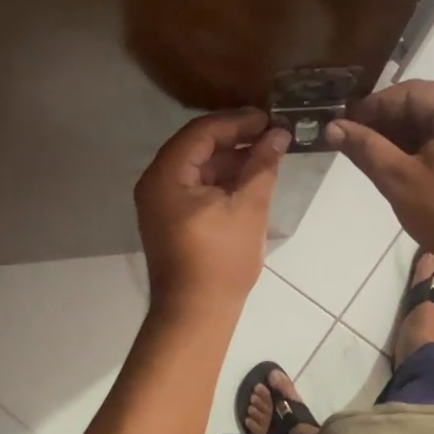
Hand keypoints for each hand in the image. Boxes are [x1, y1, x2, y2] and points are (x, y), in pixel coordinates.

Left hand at [134, 109, 290, 316]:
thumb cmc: (221, 261)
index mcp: (166, 176)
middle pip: (196, 146)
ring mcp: (159, 201)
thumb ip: (262, 166)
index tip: (270, 119)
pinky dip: (220, 179)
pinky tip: (249, 179)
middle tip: (271, 134)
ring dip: (230, 159)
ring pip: (197, 166)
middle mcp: (155, 182)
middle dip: (235, 138)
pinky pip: (194, 185)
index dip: (237, 122)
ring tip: (267, 155)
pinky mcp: (169, 217)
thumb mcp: (248, 208)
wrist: (195, 314)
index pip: (201, 132)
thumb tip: (279, 135)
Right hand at [326, 80, 433, 280]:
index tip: (342, 126)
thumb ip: (365, 148)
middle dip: (384, 122)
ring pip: (430, 124)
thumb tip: (332, 127)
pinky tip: (394, 166)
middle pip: (420, 105)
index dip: (371, 107)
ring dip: (398, 137)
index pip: (407, 93)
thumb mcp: (399, 179)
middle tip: (351, 142)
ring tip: (368, 156)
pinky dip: (417, 149)